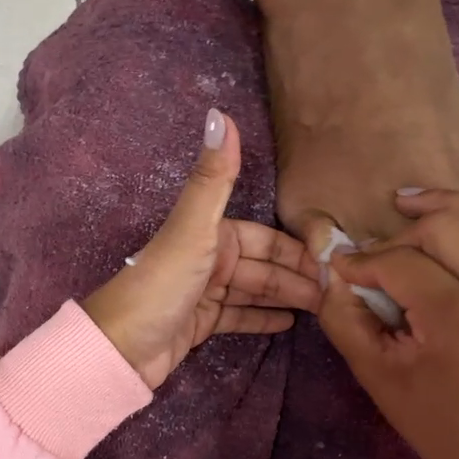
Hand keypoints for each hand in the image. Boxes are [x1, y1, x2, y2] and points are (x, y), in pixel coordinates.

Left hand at [81, 110, 320, 389]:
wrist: (121, 347)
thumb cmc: (160, 285)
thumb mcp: (192, 229)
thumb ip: (213, 178)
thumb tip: (219, 112)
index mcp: (207, 234)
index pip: (263, 238)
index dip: (296, 250)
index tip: (334, 263)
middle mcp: (205, 258)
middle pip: (262, 266)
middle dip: (298, 277)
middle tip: (337, 295)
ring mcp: (200, 292)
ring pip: (252, 290)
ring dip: (285, 297)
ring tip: (324, 310)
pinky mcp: (196, 324)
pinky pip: (236, 316)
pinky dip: (260, 317)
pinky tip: (289, 323)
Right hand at [318, 165, 458, 458]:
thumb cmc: (441, 422)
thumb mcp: (377, 375)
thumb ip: (346, 317)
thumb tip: (334, 270)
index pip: (400, 263)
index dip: (363, 261)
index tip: (344, 268)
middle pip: (450, 227)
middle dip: (405, 228)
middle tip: (380, 246)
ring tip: (419, 202)